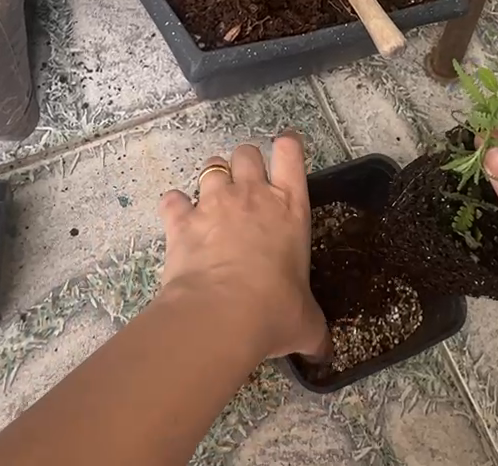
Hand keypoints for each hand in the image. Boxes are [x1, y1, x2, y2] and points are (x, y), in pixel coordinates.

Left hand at [158, 131, 328, 360]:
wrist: (222, 315)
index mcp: (290, 208)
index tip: (285, 146)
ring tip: (212, 200)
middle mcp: (254, 195)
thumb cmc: (274, 311)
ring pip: (211, 166)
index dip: (287, 144)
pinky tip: (177, 217)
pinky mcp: (182, 220)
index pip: (291, 153)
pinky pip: (173, 199)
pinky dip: (174, 205)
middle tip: (245, 185)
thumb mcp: (306, 322)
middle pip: (247, 152)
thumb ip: (315, 330)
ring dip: (212, 178)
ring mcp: (215, 203)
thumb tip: (324, 352)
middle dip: (245, 162)